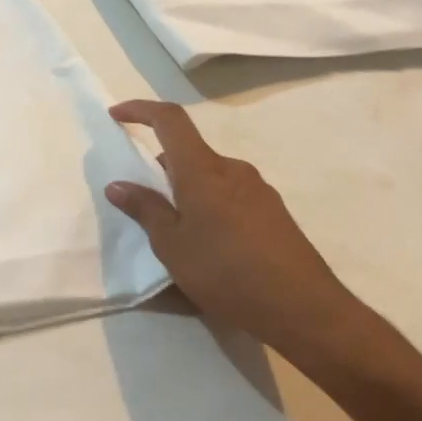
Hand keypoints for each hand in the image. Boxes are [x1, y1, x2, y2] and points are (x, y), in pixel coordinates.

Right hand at [103, 100, 359, 354]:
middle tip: (141, 202)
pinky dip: (209, 207)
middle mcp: (234, 171)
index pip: (170, 120)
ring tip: (173, 232)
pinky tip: (207, 246)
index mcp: (204, 170)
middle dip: (160, 168)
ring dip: (186, 191)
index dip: (141, 110)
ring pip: (210, 177)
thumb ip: (145, 210)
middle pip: (189, 153)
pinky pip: (230, 197)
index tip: (117, 115)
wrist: (304, 310)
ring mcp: (259, 192)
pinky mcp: (274, 214)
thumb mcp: (171, 244)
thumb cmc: (226, 272)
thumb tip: (119, 185)